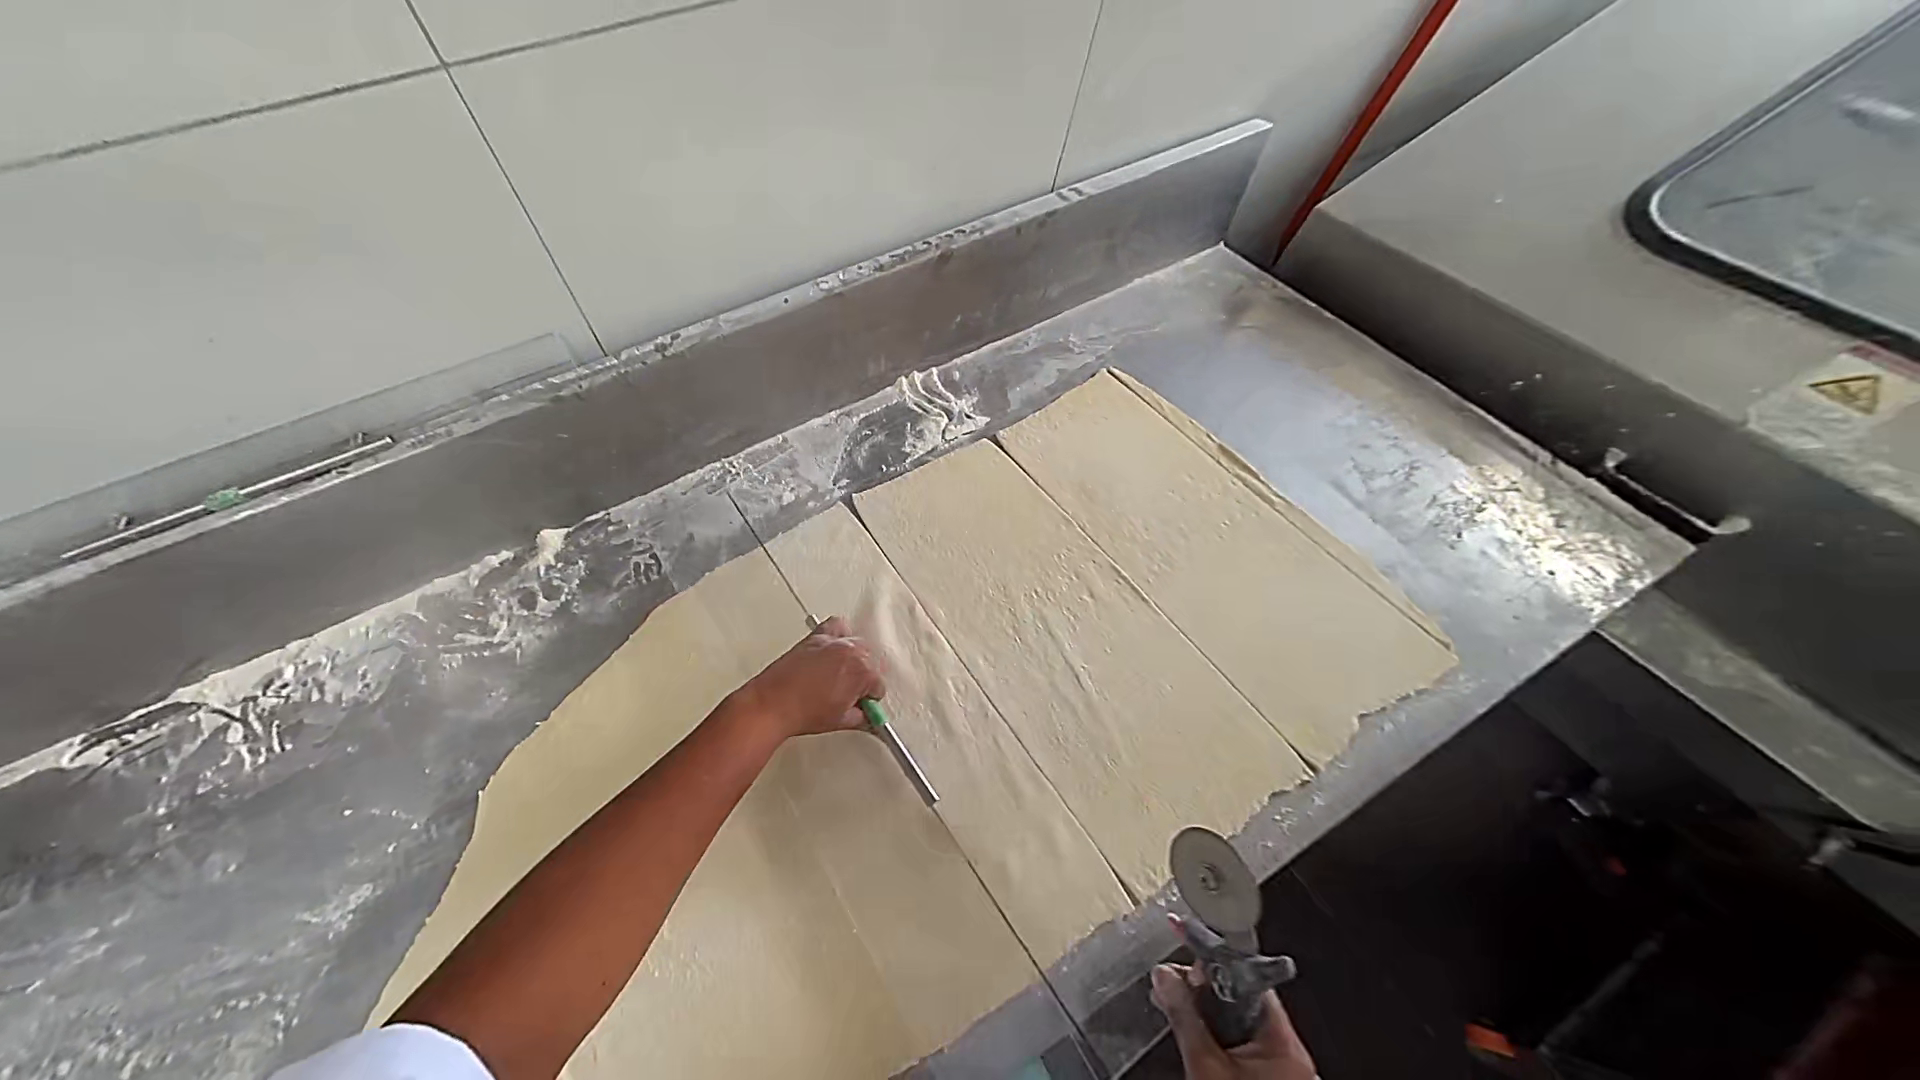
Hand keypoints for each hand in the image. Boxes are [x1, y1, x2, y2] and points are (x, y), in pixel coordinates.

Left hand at [734, 616, 885, 738]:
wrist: (771, 705)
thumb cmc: (800, 711)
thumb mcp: (840, 721)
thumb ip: (860, 716)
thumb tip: (864, 715)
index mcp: (862, 673)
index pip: (878, 684)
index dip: (871, 697)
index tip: (864, 703)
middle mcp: (850, 652)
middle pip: (870, 661)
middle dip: (863, 677)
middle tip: (851, 693)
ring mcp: (832, 643)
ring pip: (857, 643)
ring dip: (854, 656)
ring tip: (843, 672)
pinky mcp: (815, 638)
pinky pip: (836, 625)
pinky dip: (839, 633)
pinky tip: (835, 646)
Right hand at [1151, 963, 1316, 1079]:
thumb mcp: (1206, 1068)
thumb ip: (1185, 1016)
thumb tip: (1164, 975)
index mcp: (1282, 1041)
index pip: (1247, 976)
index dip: (1213, 954)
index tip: (1184, 930)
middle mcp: (1287, 1051)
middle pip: (1241, 995)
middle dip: (1203, 982)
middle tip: (1171, 976)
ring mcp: (1280, 1068)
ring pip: (1238, 1020)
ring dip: (1205, 1007)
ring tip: (1173, 999)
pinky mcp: (1267, 1079)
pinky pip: (1240, 1041)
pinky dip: (1214, 1031)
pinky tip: (1190, 1028)